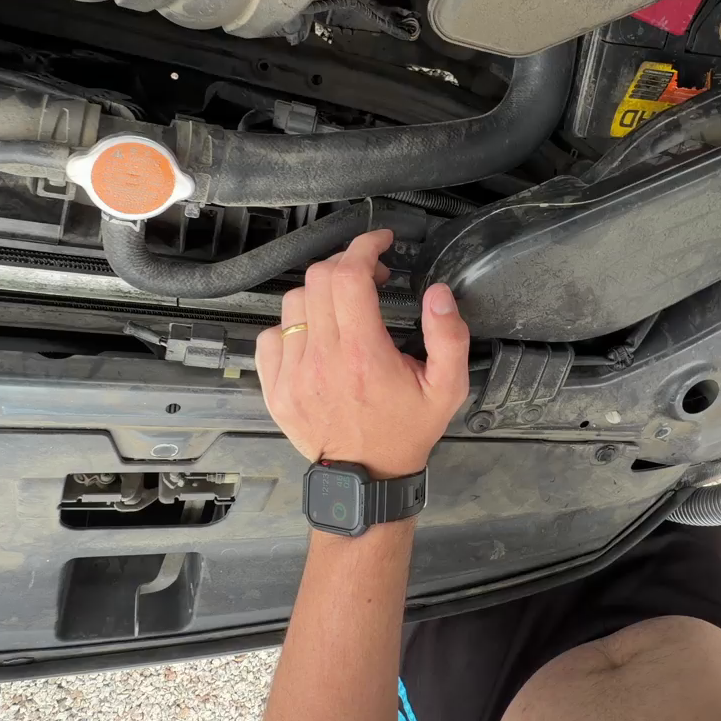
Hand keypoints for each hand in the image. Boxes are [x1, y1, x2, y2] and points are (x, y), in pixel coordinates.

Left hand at [254, 230, 470, 478]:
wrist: (367, 479)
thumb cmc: (407, 430)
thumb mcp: (448, 386)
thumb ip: (449, 336)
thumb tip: (438, 293)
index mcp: (364, 354)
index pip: (350, 275)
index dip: (364, 246)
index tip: (380, 242)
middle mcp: (322, 359)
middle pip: (319, 279)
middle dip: (347, 264)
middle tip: (370, 277)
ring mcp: (292, 374)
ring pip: (293, 301)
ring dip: (321, 292)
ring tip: (344, 307)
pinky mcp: (274, 388)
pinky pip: (270, 335)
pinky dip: (292, 324)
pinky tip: (316, 335)